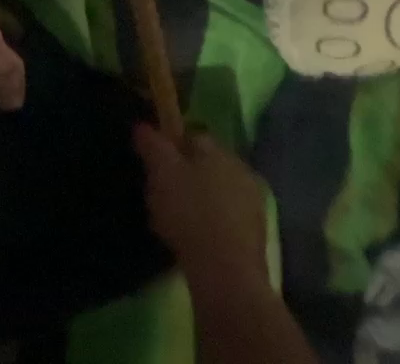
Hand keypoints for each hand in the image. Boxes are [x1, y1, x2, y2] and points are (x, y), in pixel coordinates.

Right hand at [133, 124, 268, 290]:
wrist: (226, 272)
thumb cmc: (189, 213)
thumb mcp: (161, 171)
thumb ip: (152, 144)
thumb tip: (144, 126)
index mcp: (220, 152)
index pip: (191, 136)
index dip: (168, 146)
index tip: (151, 163)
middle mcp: (242, 171)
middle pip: (205, 164)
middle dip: (183, 173)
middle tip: (159, 190)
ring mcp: (253, 204)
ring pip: (215, 191)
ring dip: (197, 197)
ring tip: (172, 217)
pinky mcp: (256, 234)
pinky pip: (224, 216)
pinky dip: (209, 220)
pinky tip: (192, 235)